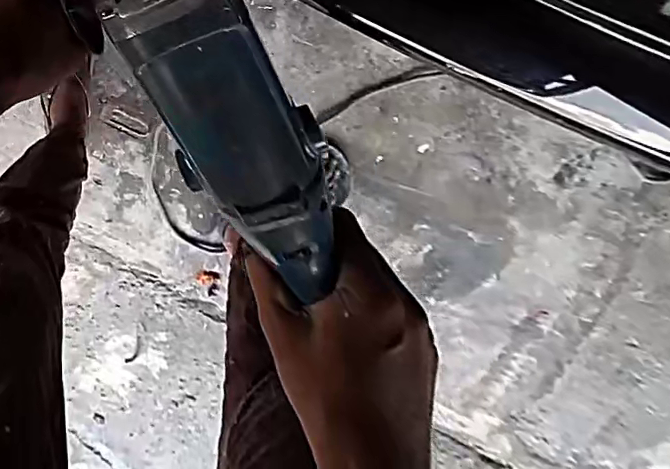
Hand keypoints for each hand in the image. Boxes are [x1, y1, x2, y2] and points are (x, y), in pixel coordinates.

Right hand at [245, 209, 437, 468]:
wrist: (370, 463)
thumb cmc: (324, 398)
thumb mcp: (279, 328)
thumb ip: (263, 275)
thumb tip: (247, 242)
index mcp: (372, 293)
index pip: (342, 225)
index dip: (308, 224)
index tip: (285, 237)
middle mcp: (405, 304)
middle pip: (358, 250)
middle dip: (321, 254)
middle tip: (292, 275)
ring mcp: (419, 329)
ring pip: (372, 277)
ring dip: (341, 279)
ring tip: (311, 306)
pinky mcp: (422, 349)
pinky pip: (387, 305)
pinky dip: (360, 304)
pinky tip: (336, 330)